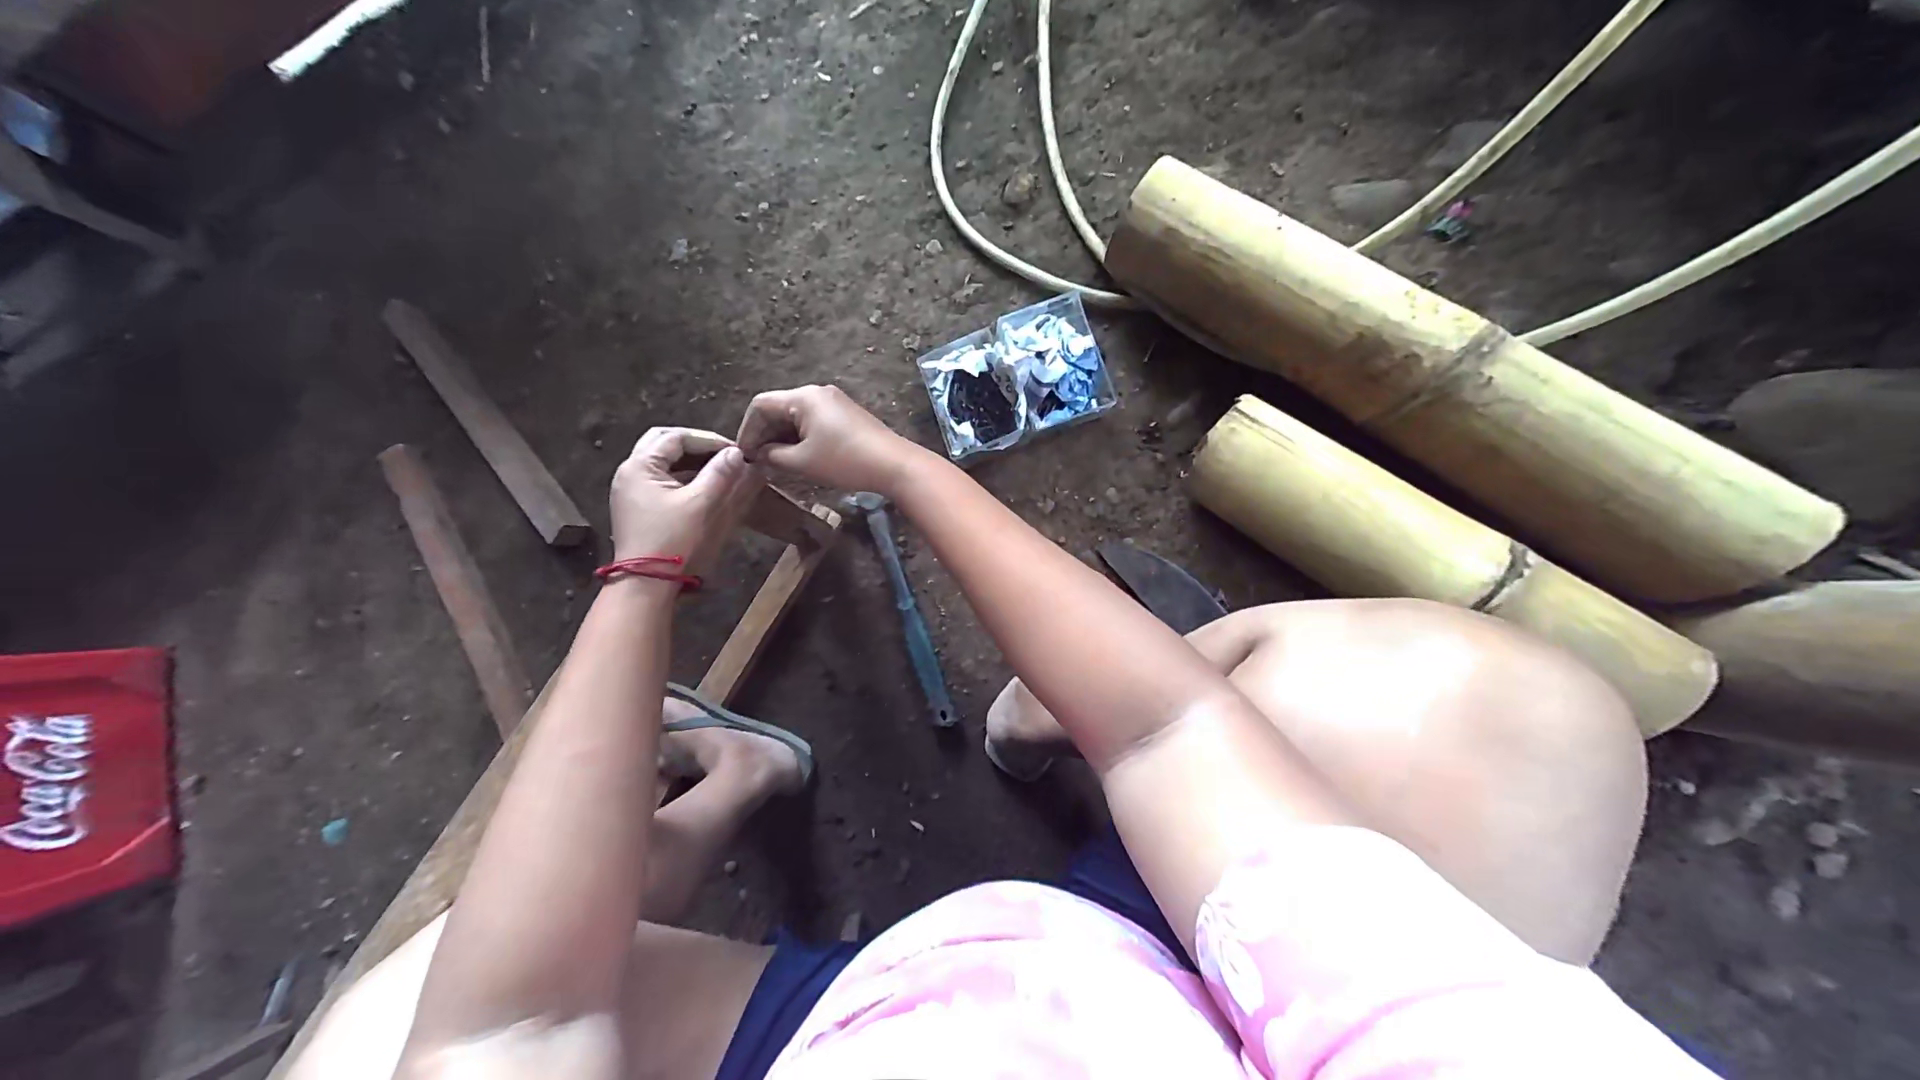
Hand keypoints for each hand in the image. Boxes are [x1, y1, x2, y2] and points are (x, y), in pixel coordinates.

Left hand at [610, 427, 757, 567]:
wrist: (645, 580)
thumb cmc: (671, 539)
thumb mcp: (700, 504)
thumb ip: (719, 474)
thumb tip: (737, 453)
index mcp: (639, 465)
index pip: (676, 437)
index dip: (708, 440)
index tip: (735, 451)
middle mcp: (629, 471)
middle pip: (663, 442)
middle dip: (695, 444)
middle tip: (723, 453)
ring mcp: (629, 488)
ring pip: (660, 459)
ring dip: (689, 459)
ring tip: (717, 467)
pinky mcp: (636, 503)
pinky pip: (659, 477)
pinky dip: (681, 474)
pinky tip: (702, 484)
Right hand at [736, 385, 924, 493]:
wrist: (894, 465)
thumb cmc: (844, 461)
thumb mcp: (802, 462)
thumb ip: (773, 456)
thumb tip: (759, 455)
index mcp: (803, 397)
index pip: (761, 405)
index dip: (747, 430)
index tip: (744, 456)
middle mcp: (817, 393)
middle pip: (779, 408)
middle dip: (765, 435)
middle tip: (757, 462)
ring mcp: (834, 403)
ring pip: (796, 417)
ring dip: (782, 438)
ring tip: (775, 463)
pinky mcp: (846, 416)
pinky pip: (813, 422)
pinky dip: (800, 438)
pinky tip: (798, 458)